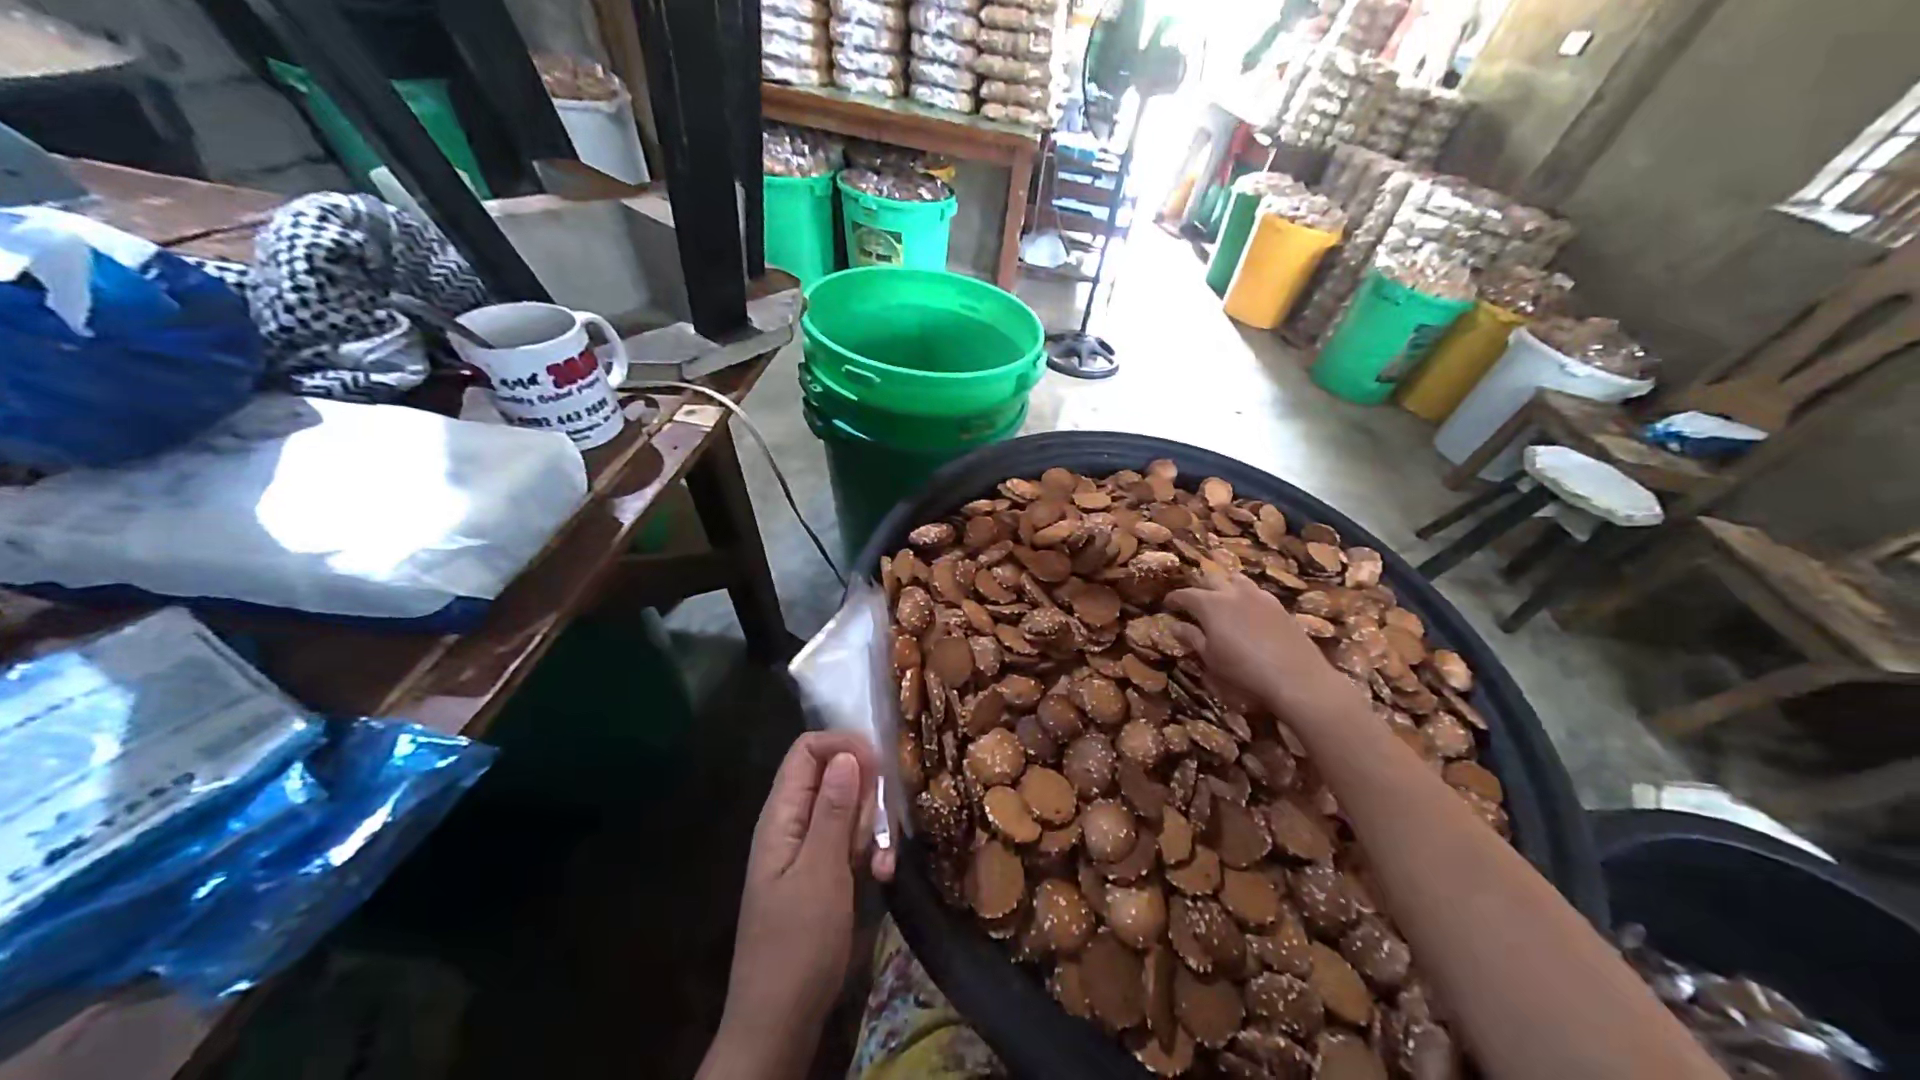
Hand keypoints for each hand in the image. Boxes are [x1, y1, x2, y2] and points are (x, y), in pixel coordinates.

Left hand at [702, 732, 892, 1079]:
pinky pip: (851, 843)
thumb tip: (848, 754)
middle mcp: (792, 823)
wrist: (780, 1018)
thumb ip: (835, 810)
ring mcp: (808, 849)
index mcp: (781, 815)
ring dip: (871, 829)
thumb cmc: (797, 943)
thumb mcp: (821, 872)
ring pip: (847, 810)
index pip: (807, 750)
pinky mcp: (823, 873)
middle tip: (880, 829)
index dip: (843, 747)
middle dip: (865, 795)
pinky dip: (869, 853)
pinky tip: (882, 875)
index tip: (879, 768)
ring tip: (881, 863)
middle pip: (832, 776)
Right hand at [1165, 570, 1364, 723]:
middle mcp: (1233, 593)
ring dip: (1226, 585)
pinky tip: (1248, 610)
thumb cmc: (1243, 671)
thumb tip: (1176, 626)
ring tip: (1222, 598)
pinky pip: (1257, 592)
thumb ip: (1192, 638)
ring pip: (1237, 580)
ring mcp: (1260, 597)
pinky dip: (1246, 595)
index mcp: (1211, 605)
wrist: (1296, 678)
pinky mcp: (1279, 606)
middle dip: (1200, 586)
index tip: (1168, 604)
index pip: (1186, 594)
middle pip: (1212, 578)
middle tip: (1194, 599)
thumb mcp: (1211, 659)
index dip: (1175, 598)